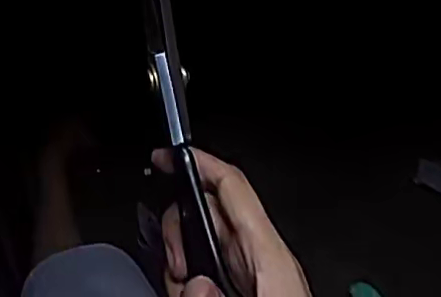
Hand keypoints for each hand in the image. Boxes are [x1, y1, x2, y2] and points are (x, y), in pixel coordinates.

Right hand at [154, 148, 310, 296]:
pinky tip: (193, 295)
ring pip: (205, 245)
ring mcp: (256, 277)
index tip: (169, 156)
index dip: (199, 162)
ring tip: (184, 289)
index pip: (232, 186)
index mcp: (271, 255)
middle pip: (211, 215)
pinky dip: (193, 282)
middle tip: (175, 268)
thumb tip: (194, 283)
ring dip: (184, 265)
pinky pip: (211, 271)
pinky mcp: (247, 291)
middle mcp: (264, 259)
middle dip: (181, 232)